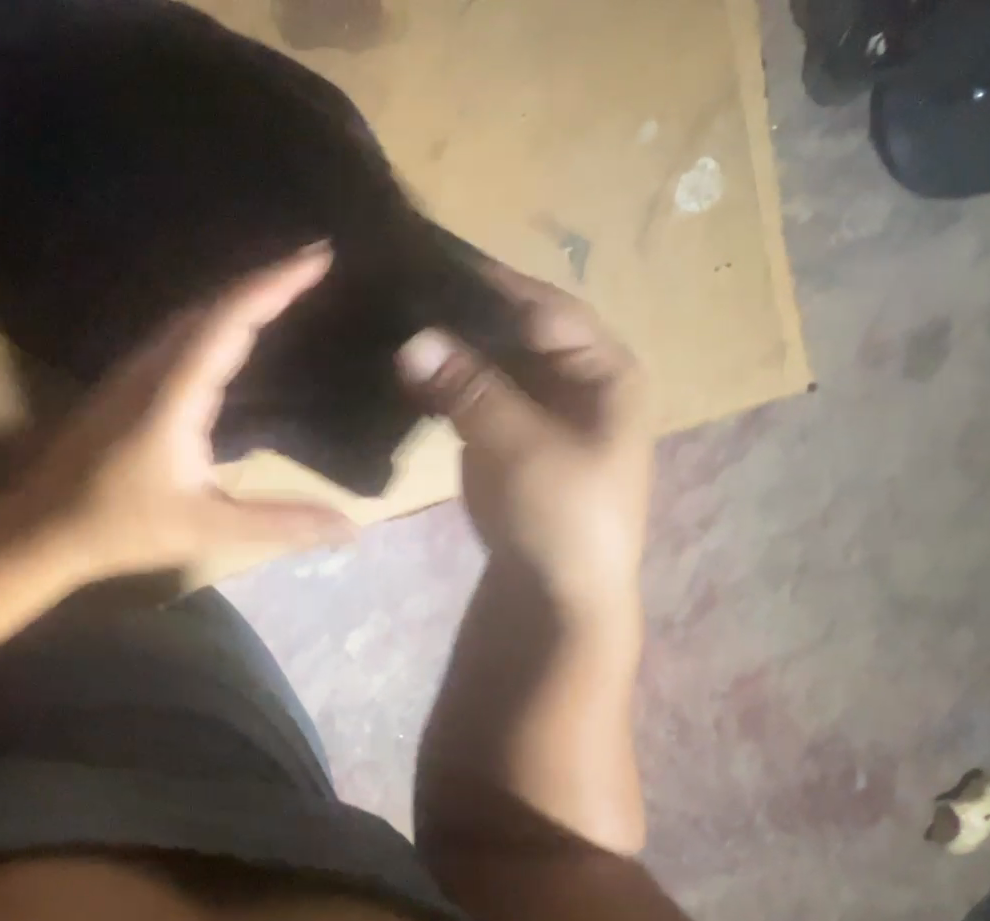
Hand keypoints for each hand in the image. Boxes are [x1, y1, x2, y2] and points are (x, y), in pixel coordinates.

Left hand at [8, 243, 355, 581]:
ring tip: (275, 296)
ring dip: (229, 302)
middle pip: (207, 308)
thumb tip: (352, 525)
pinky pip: (169, 341)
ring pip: (183, 321)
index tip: (319, 255)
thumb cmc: (120, 527)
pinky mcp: (116, 392)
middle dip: (259, 283)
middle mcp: (149, 370)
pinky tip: (219, 345)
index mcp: (174, 392)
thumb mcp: (206, 529)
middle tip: (309, 269)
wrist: (41, 529)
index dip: (274, 282)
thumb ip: (278, 522)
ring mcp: (127, 377)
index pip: (229, 318)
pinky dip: (205, 327)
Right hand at [395, 264, 651, 613]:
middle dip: (458, 315)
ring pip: (484, 362)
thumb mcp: (521, 445)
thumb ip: (469, 389)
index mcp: (603, 370)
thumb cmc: (562, 514)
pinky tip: (397, 370)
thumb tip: (412, 338)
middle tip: (394, 291)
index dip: (490, 284)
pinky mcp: (500, 436)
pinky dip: (436, 382)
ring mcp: (533, 408)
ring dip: (443, 348)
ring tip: (386, 323)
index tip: (429, 259)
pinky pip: (466, 394)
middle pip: (511, 330)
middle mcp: (572, 379)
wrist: (555, 591)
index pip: (543, 306)